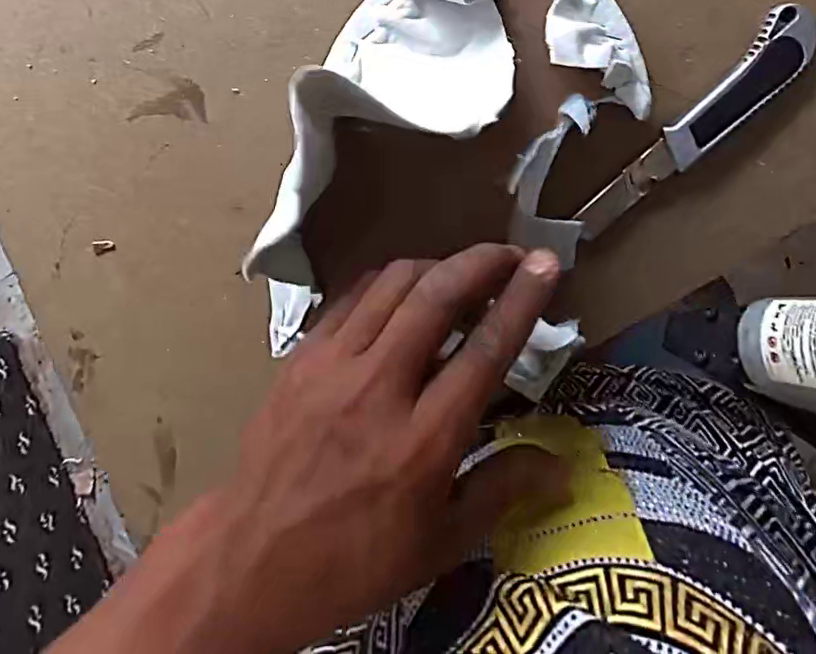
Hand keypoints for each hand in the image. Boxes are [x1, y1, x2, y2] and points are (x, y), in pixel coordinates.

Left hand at [55, 245, 569, 653]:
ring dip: (436, 264)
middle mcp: (379, 388)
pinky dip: (388, 281)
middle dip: (482, 261)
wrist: (250, 560)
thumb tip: (564, 465)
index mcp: (423, 441)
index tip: (546, 264)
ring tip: (461, 271)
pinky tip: (403, 290)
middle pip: (437, 296)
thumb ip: (503, 489)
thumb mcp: (440, 543)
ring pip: (393, 284)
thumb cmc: (354, 561)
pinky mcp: (302, 354)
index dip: (522, 299)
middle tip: (511, 253)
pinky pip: (352, 296)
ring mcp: (334, 364)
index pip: (484, 350)